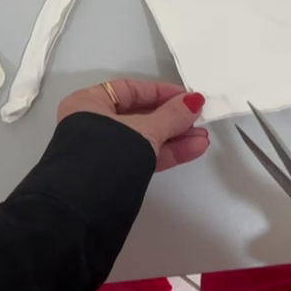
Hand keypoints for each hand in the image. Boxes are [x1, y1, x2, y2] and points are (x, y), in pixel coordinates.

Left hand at [57, 78, 210, 171]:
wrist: (88, 200)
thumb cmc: (108, 153)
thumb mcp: (145, 130)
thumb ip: (171, 116)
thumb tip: (193, 102)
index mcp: (88, 103)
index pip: (129, 90)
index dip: (159, 92)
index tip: (186, 97)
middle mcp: (92, 124)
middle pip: (139, 115)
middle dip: (171, 118)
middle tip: (199, 117)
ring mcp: (103, 150)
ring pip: (144, 138)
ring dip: (174, 136)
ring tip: (202, 137)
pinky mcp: (115, 172)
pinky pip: (143, 155)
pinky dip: (166, 152)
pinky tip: (192, 149)